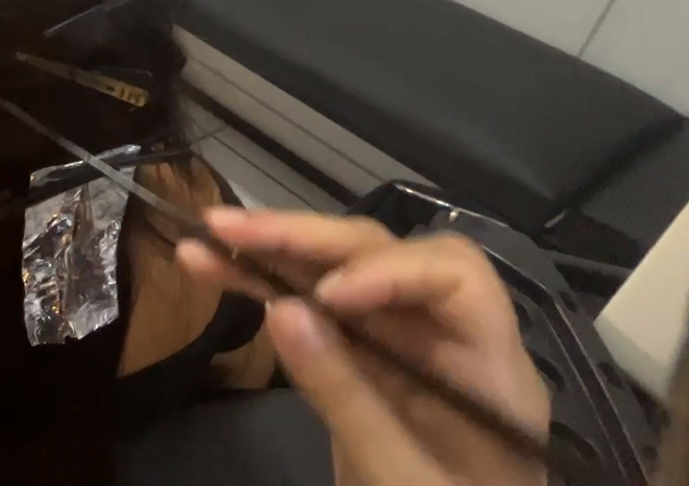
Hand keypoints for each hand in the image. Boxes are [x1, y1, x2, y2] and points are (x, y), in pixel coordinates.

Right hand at [176, 209, 549, 485]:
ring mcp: (389, 339)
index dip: (386, 269)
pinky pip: (298, 297)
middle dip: (299, 238)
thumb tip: (280, 309)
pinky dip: (252, 280)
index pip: (453, 277)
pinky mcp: (346, 349)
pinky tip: (205, 266)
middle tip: (224, 227)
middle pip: (376, 252)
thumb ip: (348, 398)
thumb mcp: (404, 482)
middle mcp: (439, 335)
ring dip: (262, 249)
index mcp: (487, 368)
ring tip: (200, 238)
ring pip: (327, 265)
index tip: (323, 294)